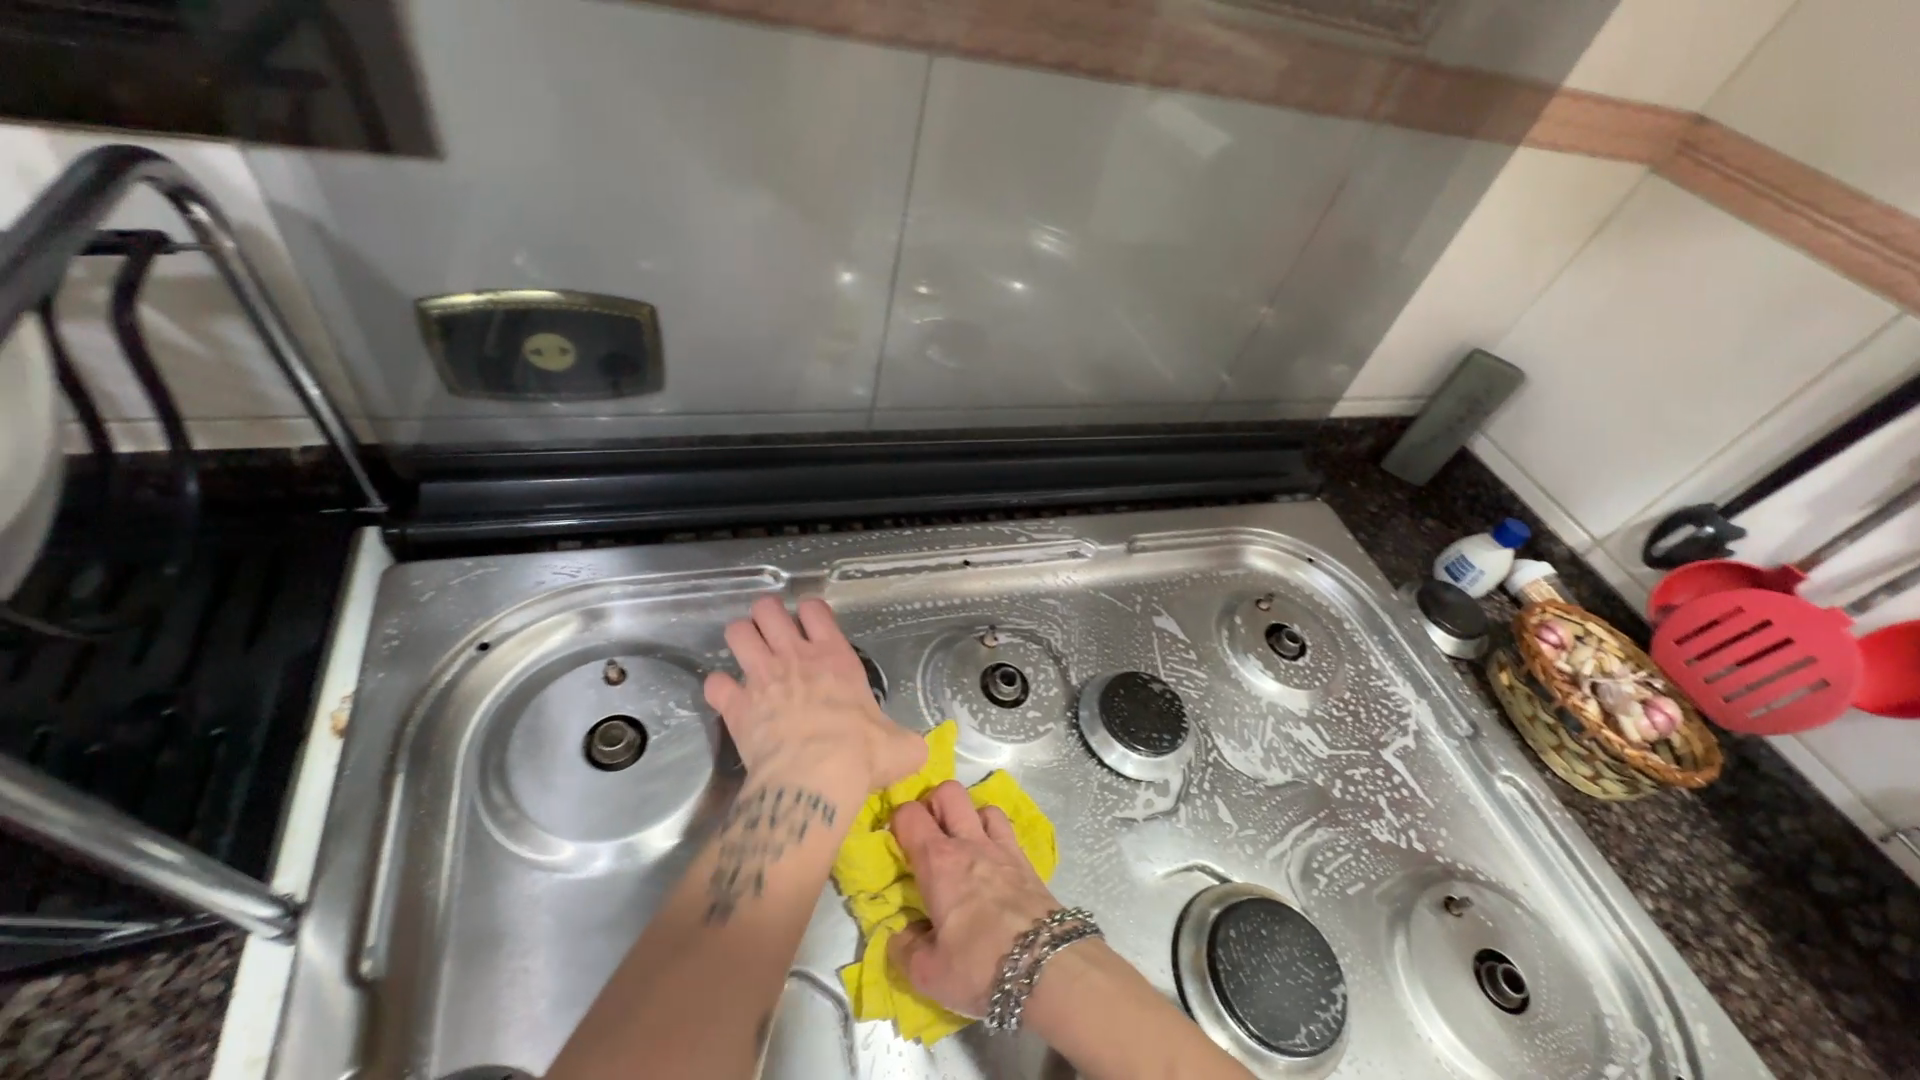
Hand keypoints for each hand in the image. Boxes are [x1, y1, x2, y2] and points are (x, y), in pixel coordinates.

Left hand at [704, 596, 925, 793]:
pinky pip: (714, 682)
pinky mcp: (735, 704)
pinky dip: (719, 688)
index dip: (809, 613)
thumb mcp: (902, 746)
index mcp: (835, 657)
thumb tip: (918, 751)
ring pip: (737, 633)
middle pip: (767, 610)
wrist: (815, 777)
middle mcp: (795, 657)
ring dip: (740, 641)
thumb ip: (908, 740)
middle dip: (766, 617)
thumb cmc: (861, 754)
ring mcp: (761, 676)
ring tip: (748, 656)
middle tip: (772, 635)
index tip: (810, 626)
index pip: (815, 610)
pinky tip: (728, 698)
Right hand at [887, 781, 1061, 1017]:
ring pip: (981, 805)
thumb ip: (905, 949)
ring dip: (967, 817)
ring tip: (961, 846)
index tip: (895, 843)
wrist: (1047, 966)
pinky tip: (991, 859)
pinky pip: (1006, 828)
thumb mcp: (928, 972)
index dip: (897, 821)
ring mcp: (1002, 848)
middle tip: (928, 836)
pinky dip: (993, 833)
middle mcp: (969, 843)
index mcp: (937, 863)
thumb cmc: (980, 965)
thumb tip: (902, 934)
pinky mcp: (1027, 861)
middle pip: (948, 792)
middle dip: (933, 804)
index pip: (909, 815)